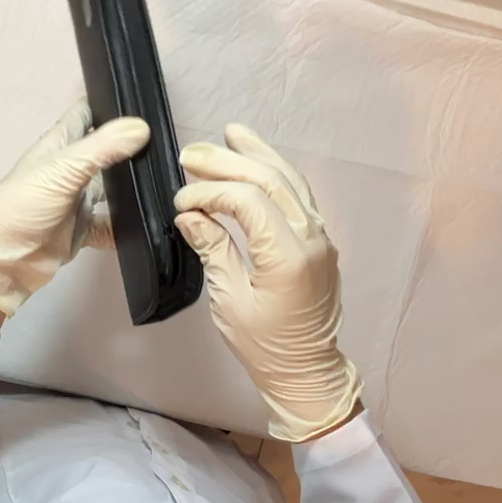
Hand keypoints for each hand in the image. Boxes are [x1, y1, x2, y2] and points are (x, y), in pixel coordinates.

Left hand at [0, 102, 150, 317]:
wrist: (5, 263)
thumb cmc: (23, 207)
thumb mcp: (63, 169)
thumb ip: (103, 147)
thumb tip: (143, 127)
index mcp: (58, 147)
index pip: (83, 115)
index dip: (106, 105)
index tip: (140, 98)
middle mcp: (69, 171)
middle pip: (104, 153)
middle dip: (129, 148)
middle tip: (166, 143)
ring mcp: (76, 202)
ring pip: (111, 189)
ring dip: (131, 188)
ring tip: (166, 180)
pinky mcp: (82, 230)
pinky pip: (111, 225)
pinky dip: (126, 225)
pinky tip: (147, 221)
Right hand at [174, 125, 361, 442]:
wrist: (306, 369)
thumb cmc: (265, 345)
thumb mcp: (230, 300)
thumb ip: (214, 249)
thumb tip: (192, 215)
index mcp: (289, 256)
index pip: (248, 201)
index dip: (210, 193)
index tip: (181, 201)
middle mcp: (311, 238)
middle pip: (270, 180)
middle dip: (229, 162)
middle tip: (192, 153)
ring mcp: (320, 236)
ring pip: (290, 180)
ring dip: (258, 155)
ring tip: (231, 133)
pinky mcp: (319, 240)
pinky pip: (299, 195)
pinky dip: (277, 173)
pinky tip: (258, 161)